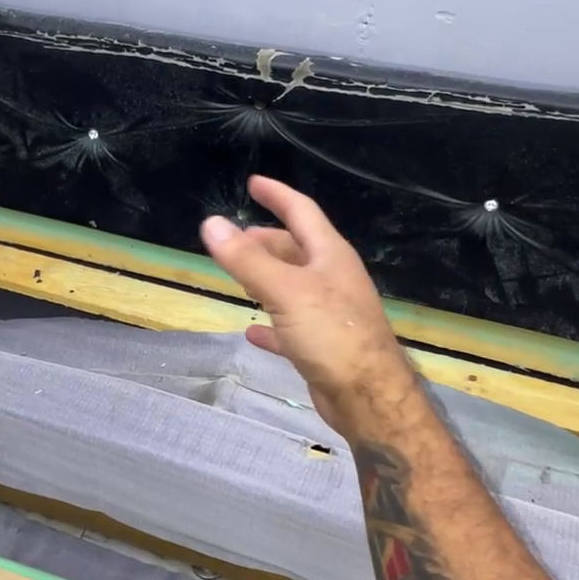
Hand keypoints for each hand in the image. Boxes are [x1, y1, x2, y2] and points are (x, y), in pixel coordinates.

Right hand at [199, 176, 415, 433]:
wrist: (367, 396)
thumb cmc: (331, 334)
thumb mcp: (285, 291)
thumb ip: (247, 260)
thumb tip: (211, 224)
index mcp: (329, 255)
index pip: (301, 212)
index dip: (277, 195)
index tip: (253, 183)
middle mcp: (332, 278)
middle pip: (295, 249)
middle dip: (264, 241)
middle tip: (233, 240)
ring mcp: (329, 313)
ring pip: (291, 286)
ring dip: (265, 278)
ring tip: (236, 276)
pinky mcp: (322, 345)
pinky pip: (290, 327)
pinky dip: (269, 324)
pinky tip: (251, 331)